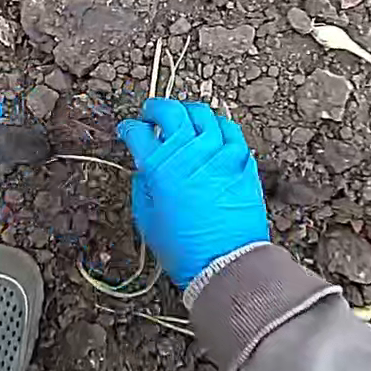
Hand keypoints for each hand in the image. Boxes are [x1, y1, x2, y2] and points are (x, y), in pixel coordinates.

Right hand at [116, 99, 268, 286]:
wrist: (226, 262)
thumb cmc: (186, 248)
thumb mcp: (147, 218)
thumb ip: (143, 186)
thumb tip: (144, 168)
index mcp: (159, 168)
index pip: (138, 132)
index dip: (130, 127)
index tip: (130, 129)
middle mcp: (188, 153)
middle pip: (170, 111)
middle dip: (156, 108)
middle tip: (152, 114)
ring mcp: (217, 152)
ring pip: (202, 113)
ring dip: (188, 112)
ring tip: (184, 119)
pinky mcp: (239, 159)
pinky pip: (229, 130)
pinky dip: (218, 126)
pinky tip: (213, 131)